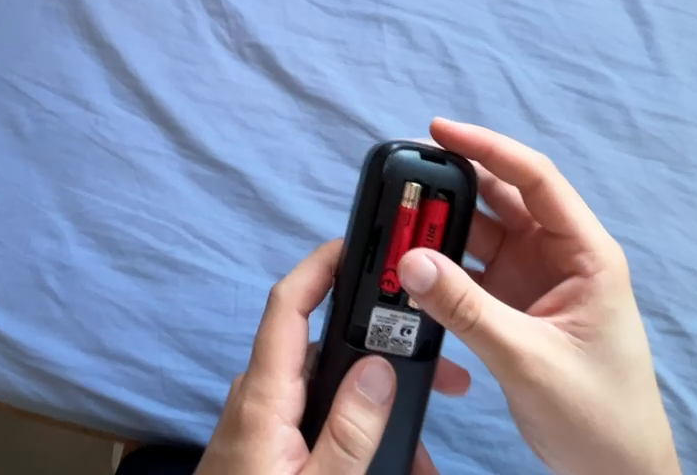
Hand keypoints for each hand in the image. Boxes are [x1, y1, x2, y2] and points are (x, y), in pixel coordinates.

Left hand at [199, 240, 469, 474]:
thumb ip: (348, 432)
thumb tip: (380, 367)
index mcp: (264, 393)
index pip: (288, 304)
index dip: (320, 264)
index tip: (358, 244)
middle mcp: (260, 395)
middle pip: (322, 346)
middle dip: (379, 346)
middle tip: (436, 362)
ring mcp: (263, 420)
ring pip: (328, 388)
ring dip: (375, 399)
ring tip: (426, 429)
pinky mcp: (269, 444)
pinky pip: (317, 419)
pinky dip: (356, 427)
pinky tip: (393, 456)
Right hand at [397, 119, 680, 474]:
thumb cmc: (599, 418)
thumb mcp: (528, 359)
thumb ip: (465, 308)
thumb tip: (408, 260)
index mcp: (584, 252)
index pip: (535, 177)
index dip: (488, 146)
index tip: (439, 129)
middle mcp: (558, 253)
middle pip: (501, 198)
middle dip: (453, 184)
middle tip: (404, 178)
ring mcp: (533, 277)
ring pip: (481, 232)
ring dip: (442, 227)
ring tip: (398, 222)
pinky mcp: (513, 302)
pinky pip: (471, 268)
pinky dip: (441, 264)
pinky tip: (412, 264)